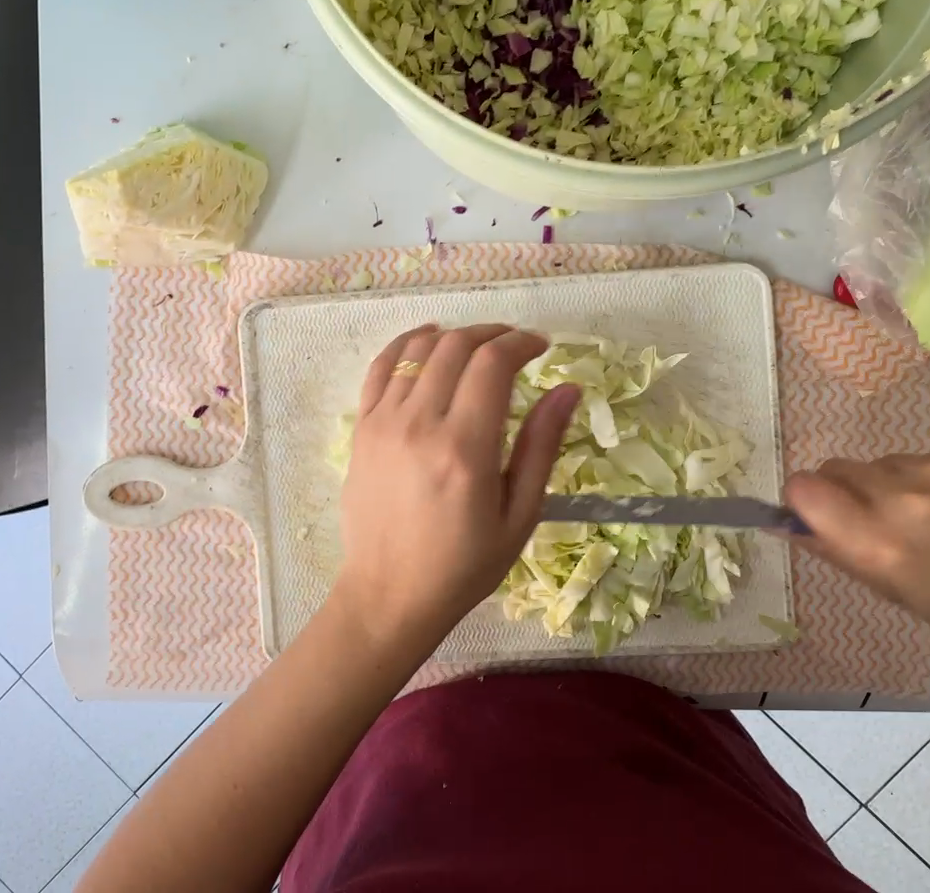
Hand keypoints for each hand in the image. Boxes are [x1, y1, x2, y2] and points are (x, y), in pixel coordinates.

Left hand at [330, 324, 579, 650]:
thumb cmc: (463, 566)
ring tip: (478, 346)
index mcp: (465, 449)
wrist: (389, 595)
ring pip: (419, 349)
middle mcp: (420, 424)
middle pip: (456, 346)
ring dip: (454, 336)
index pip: (493, 363)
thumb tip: (568, 389)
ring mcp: (384, 422)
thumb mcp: (519, 516)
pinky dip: (406, 343)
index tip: (541, 347)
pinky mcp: (361, 428)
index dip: (521, 343)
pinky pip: (381, 367)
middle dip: (493, 334)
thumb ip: (541, 446)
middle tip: (515, 346)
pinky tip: (428, 340)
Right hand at [783, 444, 929, 660]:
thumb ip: (838, 552)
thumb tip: (788, 523)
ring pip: (881, 463)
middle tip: (878, 522)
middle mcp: (904, 498)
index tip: (822, 518)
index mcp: (882, 545)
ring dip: (889, 485)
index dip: (805, 501)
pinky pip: (923, 456)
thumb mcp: (901, 595)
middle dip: (843, 492)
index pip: (804, 489)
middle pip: (835, 468)